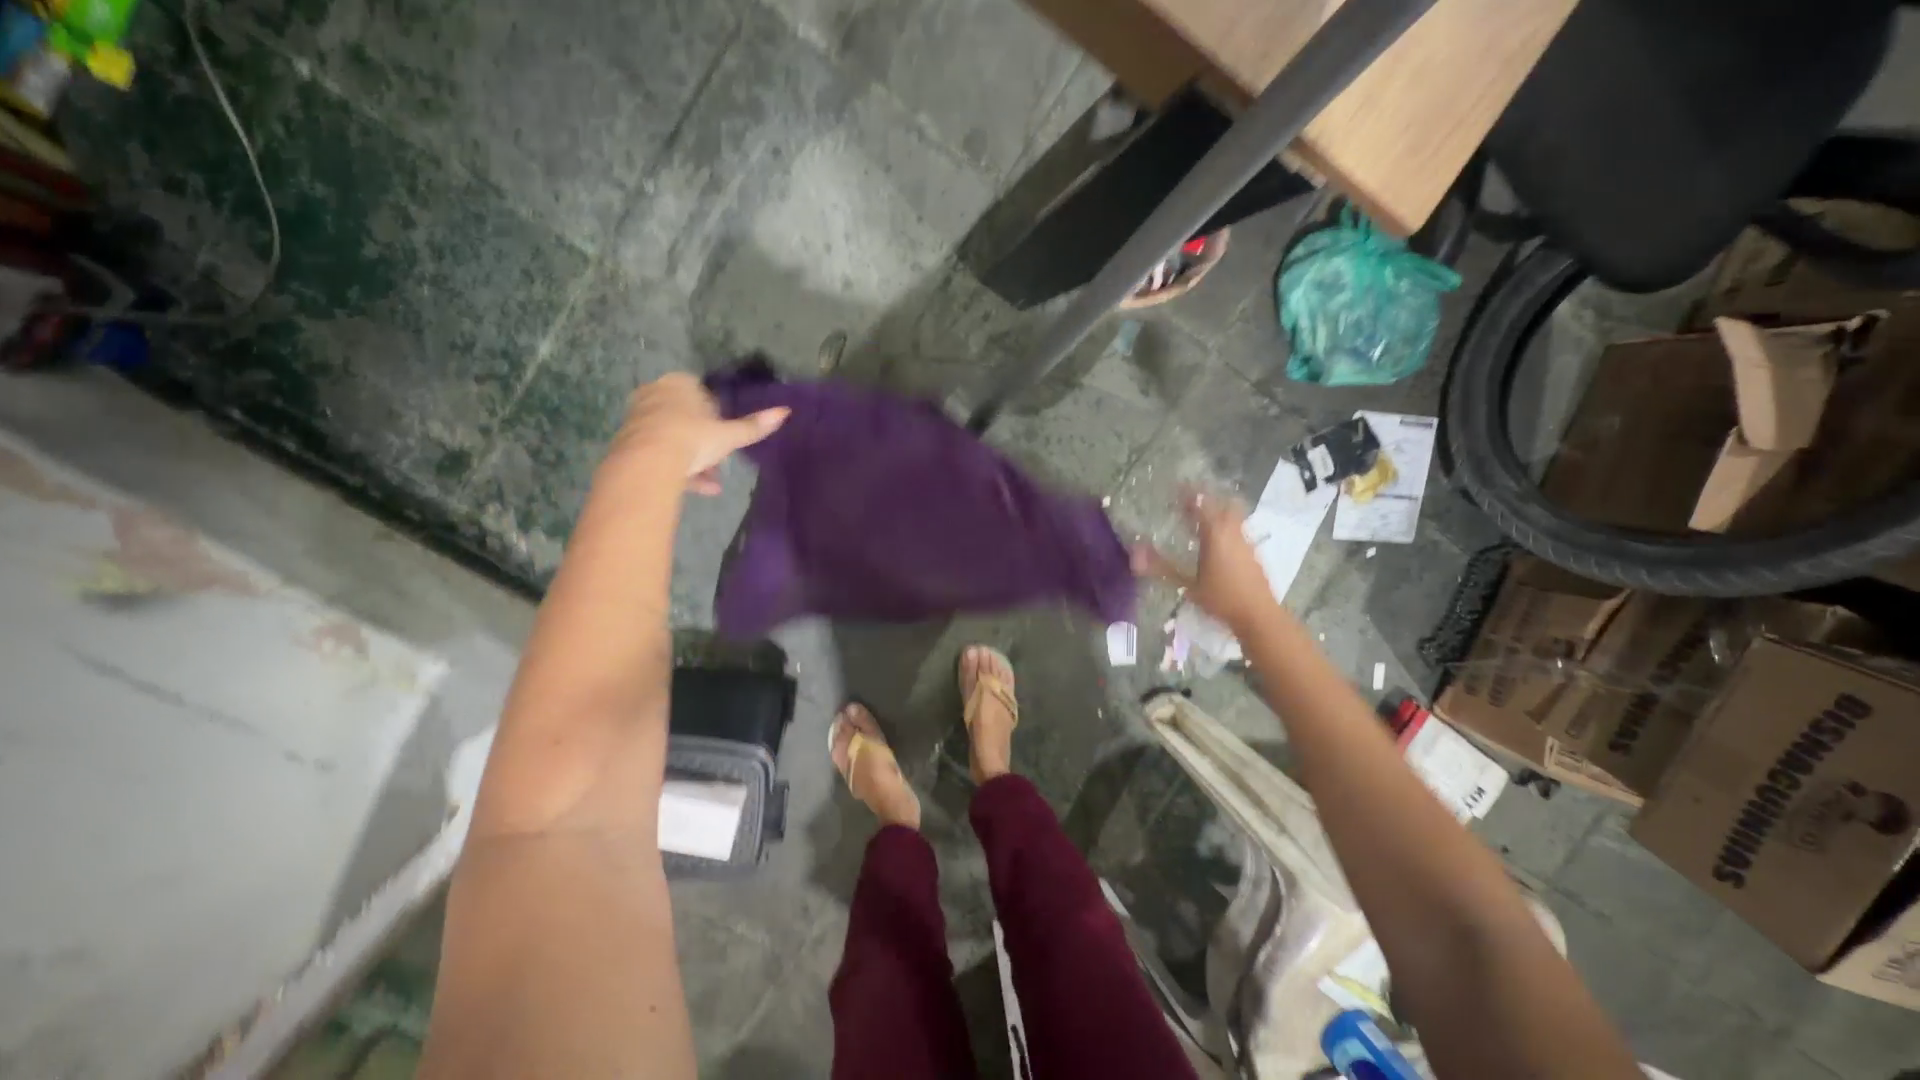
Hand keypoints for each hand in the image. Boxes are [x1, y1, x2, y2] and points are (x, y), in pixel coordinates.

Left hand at [607, 373, 787, 494]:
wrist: (647, 462)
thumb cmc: (692, 438)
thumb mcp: (728, 435)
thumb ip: (753, 426)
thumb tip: (785, 412)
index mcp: (678, 384)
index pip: (700, 392)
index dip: (715, 414)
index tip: (724, 434)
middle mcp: (655, 395)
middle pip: (686, 417)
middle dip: (704, 442)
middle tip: (720, 461)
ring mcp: (639, 418)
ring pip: (673, 437)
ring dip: (694, 459)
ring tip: (713, 481)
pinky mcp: (629, 443)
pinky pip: (659, 453)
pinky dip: (679, 468)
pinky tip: (700, 489)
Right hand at [1131, 490, 1274, 631]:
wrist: (1259, 615)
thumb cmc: (1221, 599)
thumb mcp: (1187, 585)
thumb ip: (1161, 568)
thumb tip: (1134, 553)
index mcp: (1215, 534)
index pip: (1201, 504)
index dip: (1189, 493)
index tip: (1177, 485)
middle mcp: (1233, 532)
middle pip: (1223, 503)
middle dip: (1208, 497)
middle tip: (1192, 498)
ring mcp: (1246, 542)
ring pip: (1234, 515)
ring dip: (1219, 510)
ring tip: (1203, 516)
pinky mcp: (1253, 553)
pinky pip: (1239, 529)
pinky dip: (1227, 525)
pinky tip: (1218, 541)